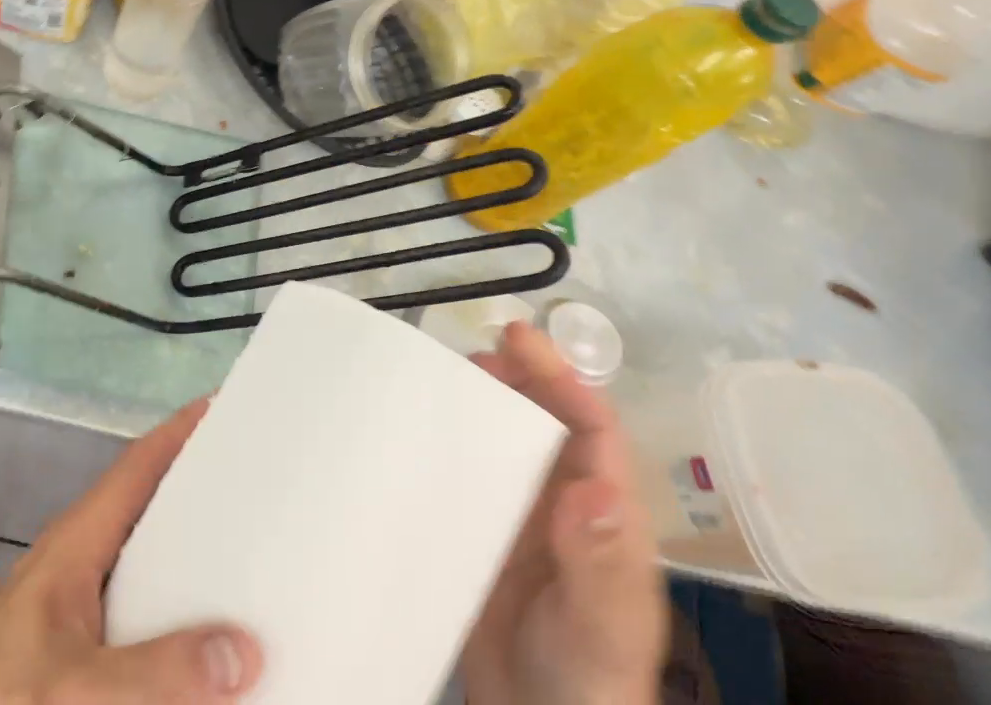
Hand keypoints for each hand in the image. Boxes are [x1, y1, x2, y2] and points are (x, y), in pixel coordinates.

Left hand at [0, 400, 262, 703]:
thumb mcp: (79, 680)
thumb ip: (156, 669)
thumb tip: (244, 650)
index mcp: (78, 541)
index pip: (135, 469)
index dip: (178, 433)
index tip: (223, 407)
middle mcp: (82, 556)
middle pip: (148, 507)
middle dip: (199, 491)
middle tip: (259, 483)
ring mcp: (81, 594)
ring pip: (148, 557)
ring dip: (193, 553)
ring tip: (252, 553)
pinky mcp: (82, 633)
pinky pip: (143, 602)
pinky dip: (178, 601)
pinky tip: (210, 627)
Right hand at [463, 322, 668, 704]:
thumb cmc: (587, 681)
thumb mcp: (600, 629)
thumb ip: (598, 566)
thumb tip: (590, 486)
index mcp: (602, 520)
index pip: (590, 431)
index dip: (560, 378)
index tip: (518, 337)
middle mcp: (561, 510)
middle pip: (544, 426)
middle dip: (515, 380)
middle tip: (468, 352)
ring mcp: (518, 525)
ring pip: (500, 448)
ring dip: (474, 408)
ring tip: (432, 382)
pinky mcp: (477, 541)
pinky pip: (460, 483)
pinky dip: (438, 451)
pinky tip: (405, 441)